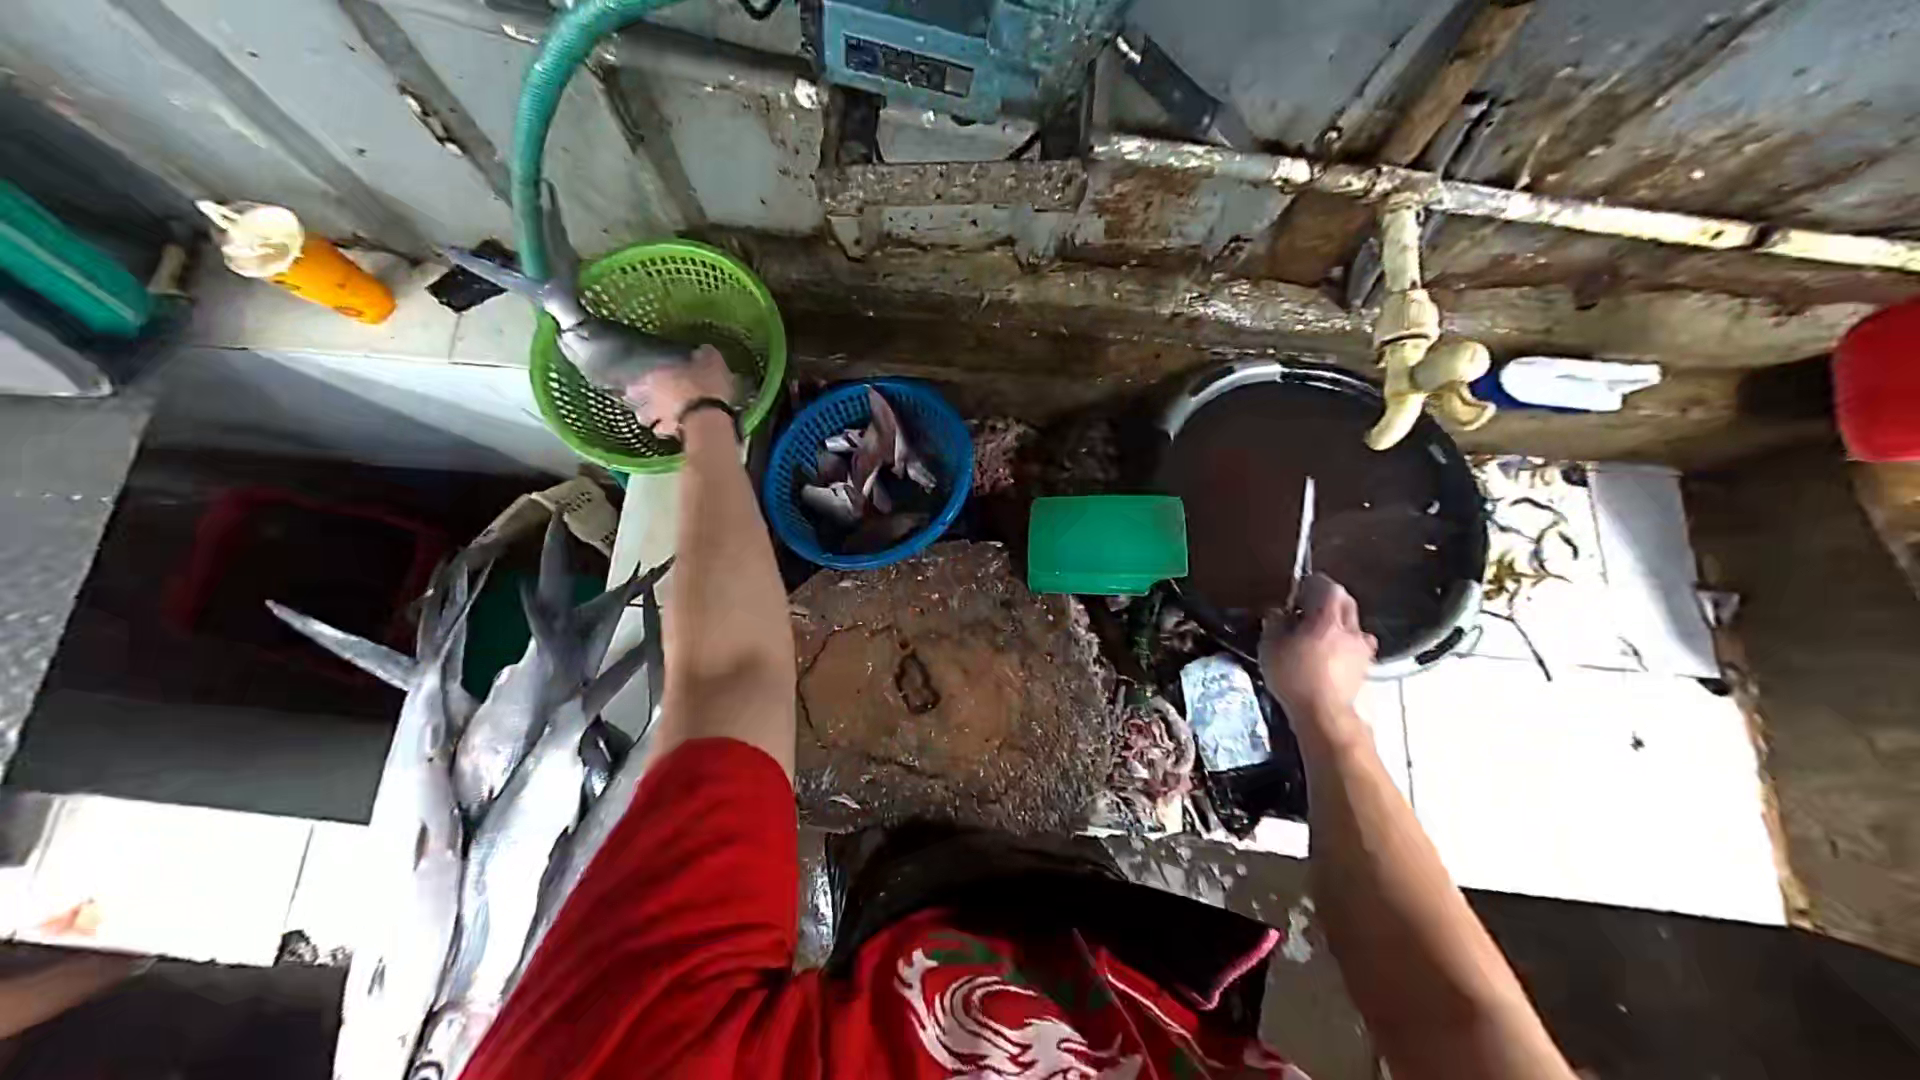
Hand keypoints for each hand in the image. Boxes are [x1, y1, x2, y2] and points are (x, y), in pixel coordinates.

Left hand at [623, 344, 736, 437]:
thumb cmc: (706, 386)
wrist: (709, 419)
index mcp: (656, 378)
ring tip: (659, 420)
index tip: (642, 384)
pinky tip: (678, 431)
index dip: (639, 384)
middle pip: (637, 405)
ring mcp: (661, 420)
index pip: (637, 381)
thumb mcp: (711, 362)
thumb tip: (701, 351)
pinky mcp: (674, 436)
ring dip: (652, 421)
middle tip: (649, 404)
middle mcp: (652, 400)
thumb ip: (704, 355)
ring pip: (647, 422)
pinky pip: (669, 435)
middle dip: (641, 404)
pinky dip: (671, 433)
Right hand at [1259, 573, 1377, 741]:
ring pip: (1352, 622)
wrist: (1323, 713)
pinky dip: (1344, 640)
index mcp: (1327, 618)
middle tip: (1307, 605)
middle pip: (1344, 601)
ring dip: (1337, 620)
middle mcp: (1350, 628)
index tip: (1299, 587)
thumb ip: (1274, 623)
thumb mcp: (1270, 646)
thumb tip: (1278, 612)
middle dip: (1328, 598)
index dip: (1312, 583)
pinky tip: (1331, 651)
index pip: (1328, 586)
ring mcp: (1361, 647)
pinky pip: (1356, 643)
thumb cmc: (1294, 676)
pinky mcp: (1364, 665)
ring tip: (1319, 630)